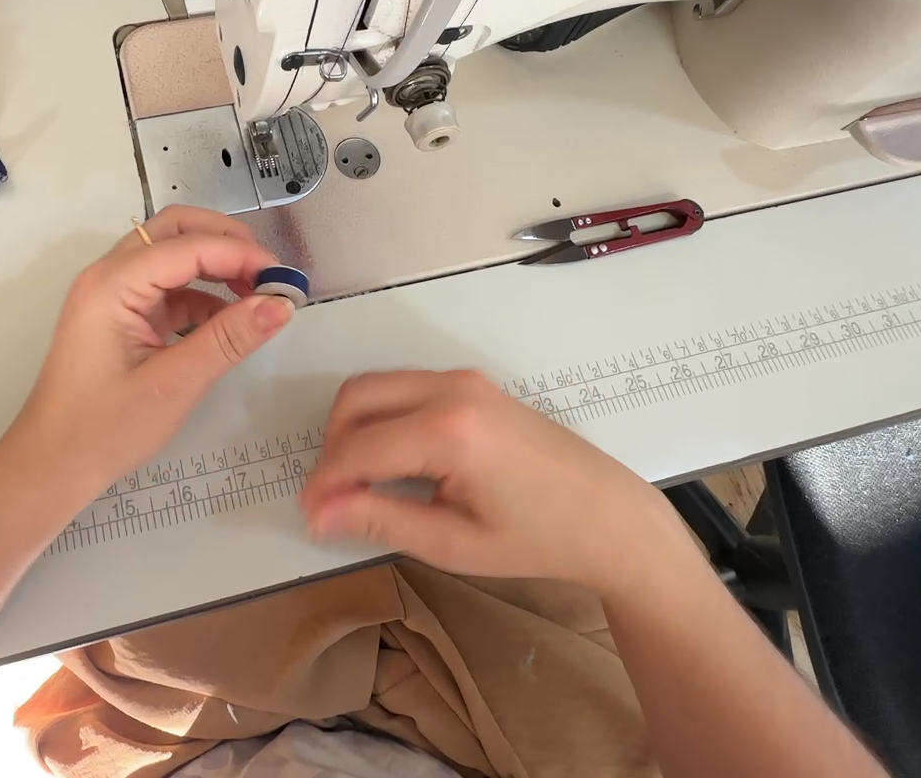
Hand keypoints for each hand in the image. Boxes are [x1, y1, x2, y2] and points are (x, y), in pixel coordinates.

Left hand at [0, 205, 294, 498]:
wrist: (51, 467)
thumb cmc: (103, 430)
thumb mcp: (175, 384)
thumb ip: (229, 338)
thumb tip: (280, 304)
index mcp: (113, 284)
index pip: (189, 246)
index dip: (241, 255)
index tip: (285, 278)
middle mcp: (109, 275)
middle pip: (175, 229)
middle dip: (227, 241)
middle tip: (269, 272)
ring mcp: (112, 293)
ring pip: (172, 253)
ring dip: (216, 265)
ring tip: (258, 294)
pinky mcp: (121, 314)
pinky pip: (167, 286)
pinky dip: (202, 293)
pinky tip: (230, 319)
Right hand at [299, 370, 685, 592]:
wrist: (610, 516)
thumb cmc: (537, 539)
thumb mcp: (453, 542)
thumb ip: (380, 519)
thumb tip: (320, 513)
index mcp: (449, 431)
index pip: (358, 447)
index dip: (325, 481)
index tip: (310, 514)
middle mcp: (450, 389)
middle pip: (356, 397)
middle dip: (332, 444)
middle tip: (334, 494)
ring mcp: (463, 378)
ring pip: (377, 385)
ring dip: (354, 426)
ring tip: (360, 479)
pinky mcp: (471, 381)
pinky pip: (403, 386)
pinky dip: (382, 415)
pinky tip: (394, 458)